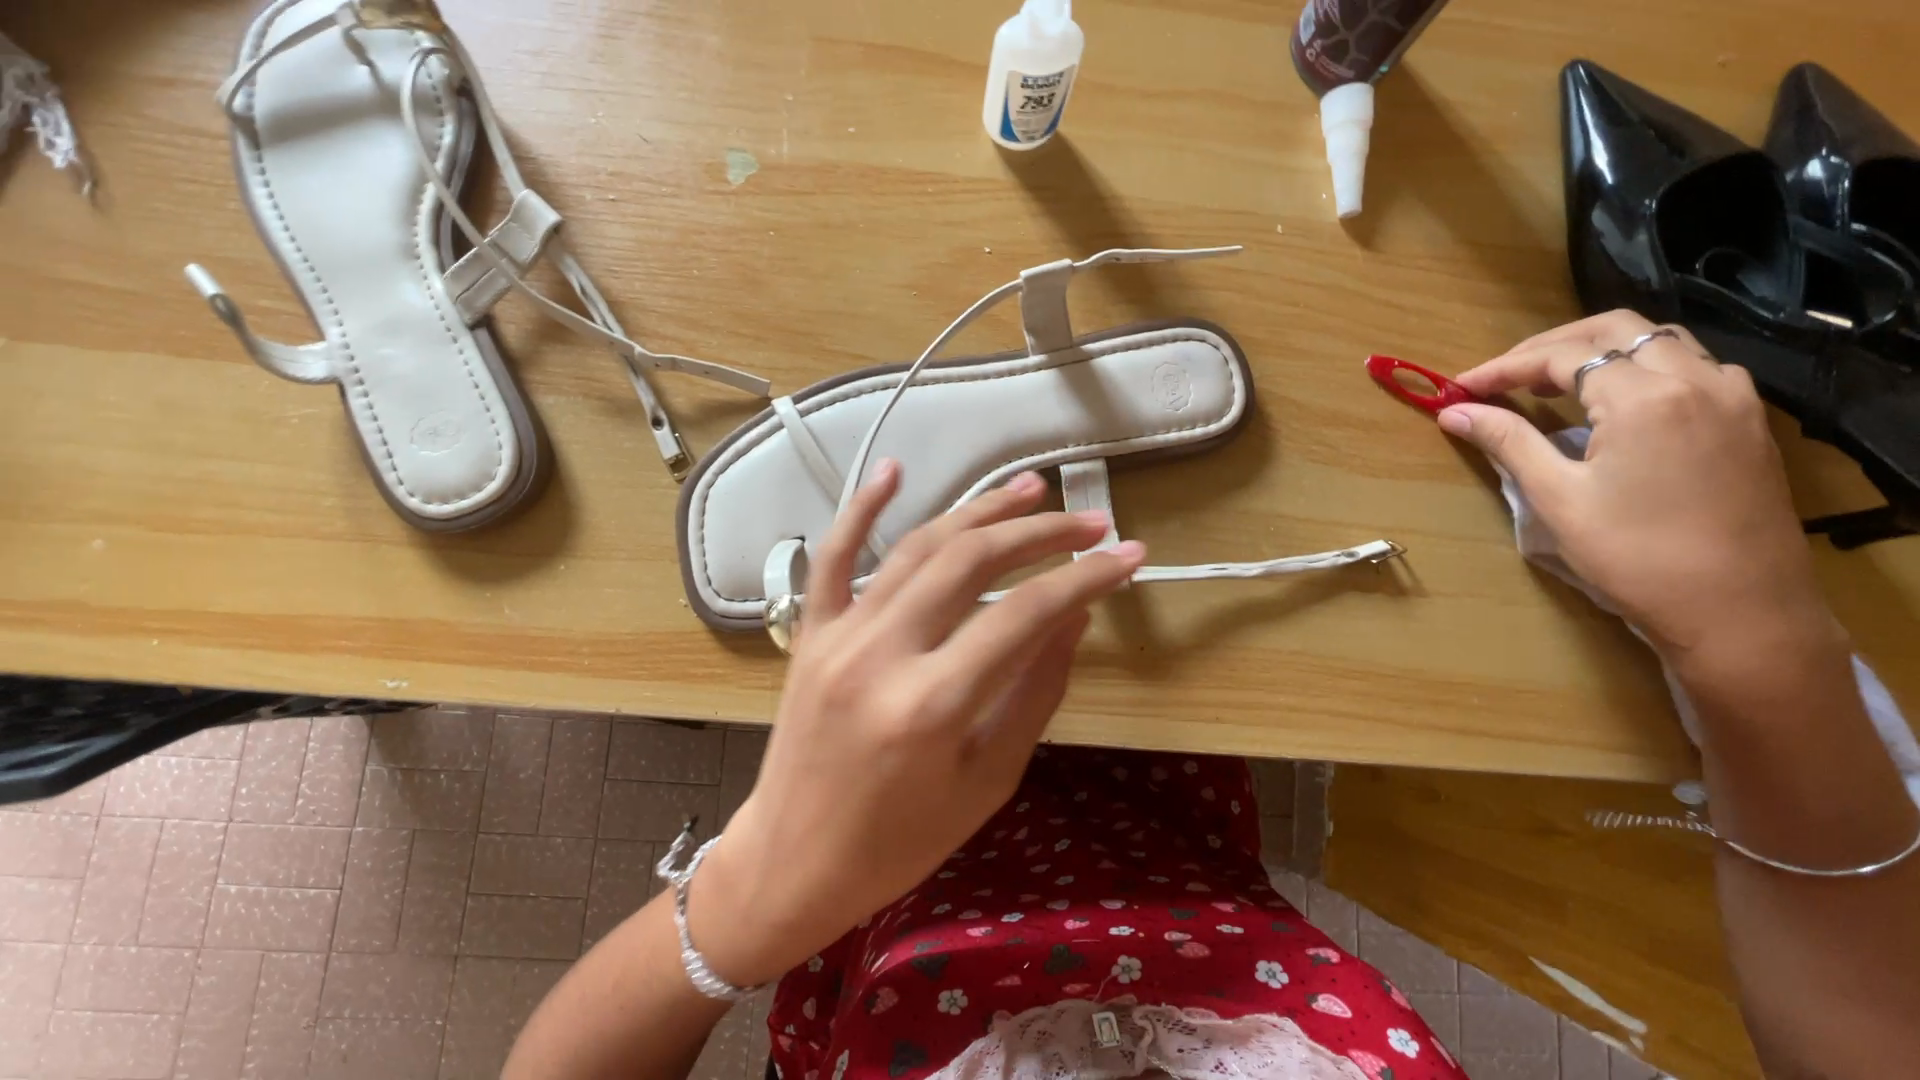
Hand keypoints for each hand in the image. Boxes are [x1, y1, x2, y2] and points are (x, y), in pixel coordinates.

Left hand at [684, 462, 1145, 986]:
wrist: (794, 861)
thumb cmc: (901, 841)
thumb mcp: (988, 780)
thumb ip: (1034, 691)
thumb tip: (1074, 617)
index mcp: (931, 704)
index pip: (1023, 614)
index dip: (1085, 579)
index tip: (1129, 556)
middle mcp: (881, 654)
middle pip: (970, 563)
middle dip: (1038, 533)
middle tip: (1089, 522)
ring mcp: (837, 636)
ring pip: (914, 548)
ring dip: (976, 512)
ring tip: (1028, 490)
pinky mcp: (809, 633)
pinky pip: (832, 557)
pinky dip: (861, 509)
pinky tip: (895, 470)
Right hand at [1443, 310, 1841, 664]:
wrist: (1739, 610)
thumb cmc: (1637, 557)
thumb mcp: (1559, 499)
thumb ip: (1508, 442)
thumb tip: (1455, 413)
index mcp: (1646, 396)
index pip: (1561, 356)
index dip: (1503, 368)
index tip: (1460, 389)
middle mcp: (1696, 379)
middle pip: (1613, 329)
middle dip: (1549, 346)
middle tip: (1502, 377)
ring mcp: (1731, 396)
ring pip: (1658, 340)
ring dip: (1599, 349)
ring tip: (1552, 383)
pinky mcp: (1747, 419)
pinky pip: (1692, 365)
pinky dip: (1643, 367)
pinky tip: (1618, 401)